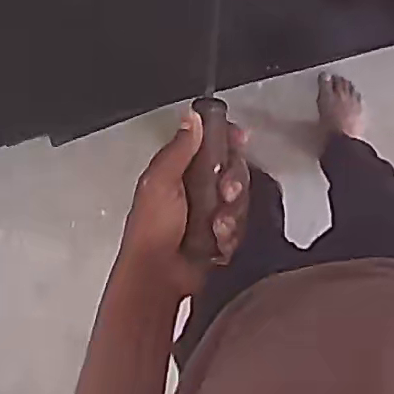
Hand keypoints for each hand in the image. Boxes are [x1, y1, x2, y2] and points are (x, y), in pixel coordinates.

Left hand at [111, 110, 249, 301]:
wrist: (158, 278)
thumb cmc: (152, 228)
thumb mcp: (160, 181)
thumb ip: (179, 149)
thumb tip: (191, 116)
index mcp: (179, 168)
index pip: (211, 143)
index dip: (227, 138)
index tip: (239, 138)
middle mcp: (196, 186)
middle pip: (232, 169)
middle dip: (233, 180)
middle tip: (225, 192)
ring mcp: (209, 212)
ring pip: (240, 198)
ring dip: (232, 212)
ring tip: (217, 226)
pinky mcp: (220, 235)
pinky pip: (241, 225)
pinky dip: (232, 234)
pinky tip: (219, 242)